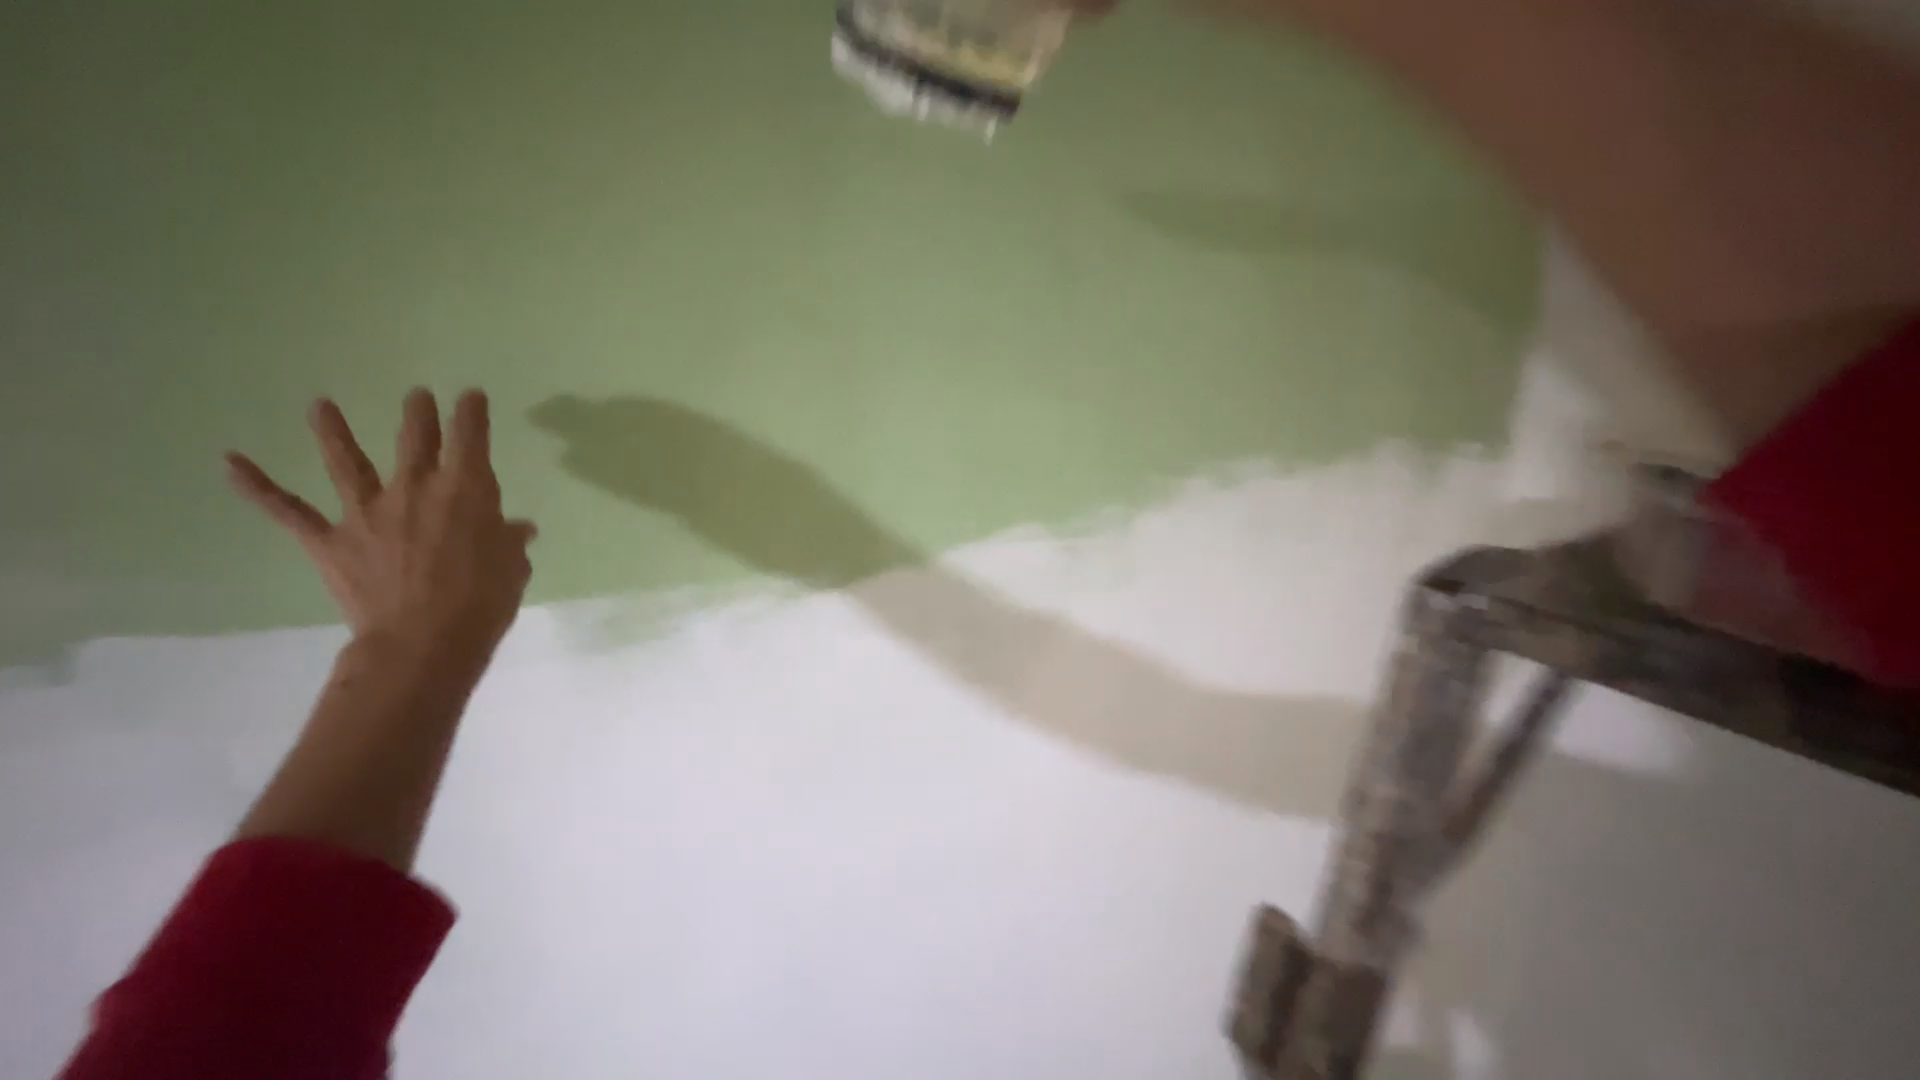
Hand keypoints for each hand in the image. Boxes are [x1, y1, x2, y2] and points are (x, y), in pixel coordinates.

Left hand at [226, 389, 535, 668]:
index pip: (470, 438)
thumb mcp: (512, 568)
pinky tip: (229, 462)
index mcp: (465, 492)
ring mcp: (366, 512)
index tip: (472, 396)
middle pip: (415, 440)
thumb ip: (510, 541)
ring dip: (333, 431)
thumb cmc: (482, 603)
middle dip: (420, 414)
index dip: (471, 413)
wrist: (424, 642)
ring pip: (348, 462)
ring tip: (320, 405)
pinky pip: (287, 511)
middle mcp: (414, 489)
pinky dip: (256, 487)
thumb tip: (517, 528)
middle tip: (418, 396)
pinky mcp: (329, 540)